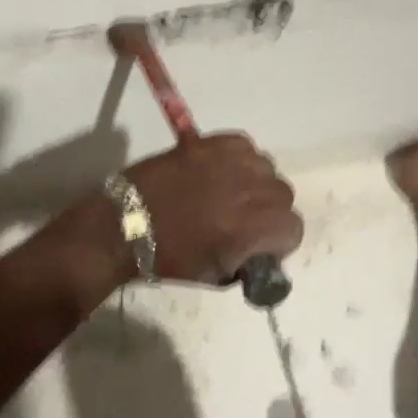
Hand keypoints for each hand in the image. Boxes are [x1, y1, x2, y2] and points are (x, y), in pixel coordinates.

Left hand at [124, 132, 302, 285]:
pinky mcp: (205, 144)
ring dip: (254, 180)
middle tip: (244, 218)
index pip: (293, 226)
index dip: (279, 240)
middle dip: (269, 209)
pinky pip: (242, 144)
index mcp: (250, 227)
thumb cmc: (168, 256)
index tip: (260, 245)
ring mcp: (225, 162)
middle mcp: (245, 190)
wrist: (125, 224)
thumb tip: (261, 254)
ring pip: (265, 166)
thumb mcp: (217, 274)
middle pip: (282, 193)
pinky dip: (238, 156)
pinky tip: (221, 170)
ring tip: (230, 192)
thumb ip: (249, 260)